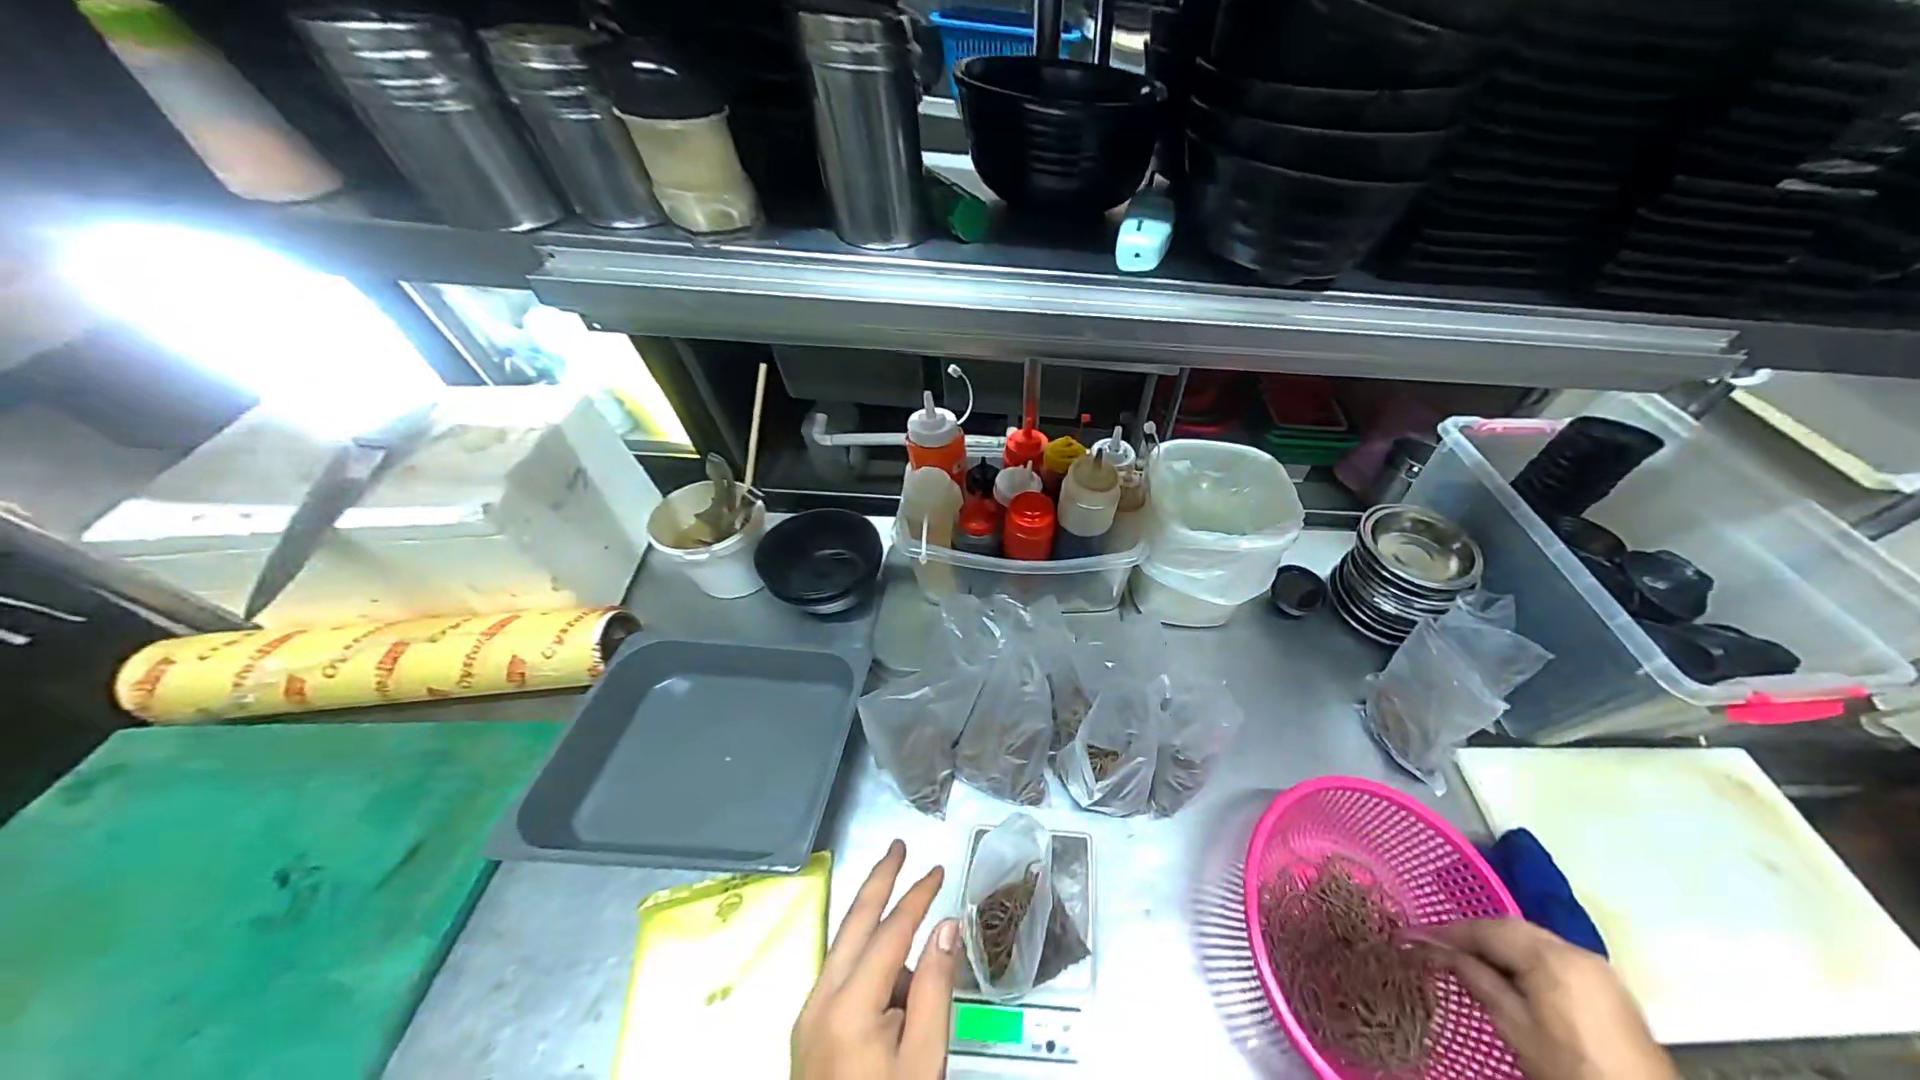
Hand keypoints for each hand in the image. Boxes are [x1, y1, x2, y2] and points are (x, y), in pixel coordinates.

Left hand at [793, 841, 959, 1079]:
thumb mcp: (925, 1061)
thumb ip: (934, 989)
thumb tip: (946, 927)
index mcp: (849, 1007)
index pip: (889, 933)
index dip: (916, 897)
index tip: (939, 871)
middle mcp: (819, 999)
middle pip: (852, 922)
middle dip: (878, 879)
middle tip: (897, 846)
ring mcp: (808, 1012)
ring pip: (844, 946)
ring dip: (875, 925)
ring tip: (912, 968)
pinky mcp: (807, 1026)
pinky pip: (840, 973)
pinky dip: (867, 959)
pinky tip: (891, 986)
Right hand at [1425, 918, 1676, 1079]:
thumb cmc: (1570, 1070)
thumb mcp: (1514, 1026)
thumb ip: (1475, 978)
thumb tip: (1437, 950)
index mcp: (1550, 957)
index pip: (1485, 929)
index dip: (1446, 931)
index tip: (1414, 936)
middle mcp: (1574, 950)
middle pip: (1510, 928)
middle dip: (1472, 933)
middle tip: (1438, 946)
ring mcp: (1596, 967)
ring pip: (1533, 939)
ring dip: (1498, 944)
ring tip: (1469, 960)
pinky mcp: (1608, 987)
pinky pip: (1554, 956)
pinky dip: (1525, 957)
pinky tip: (1510, 974)